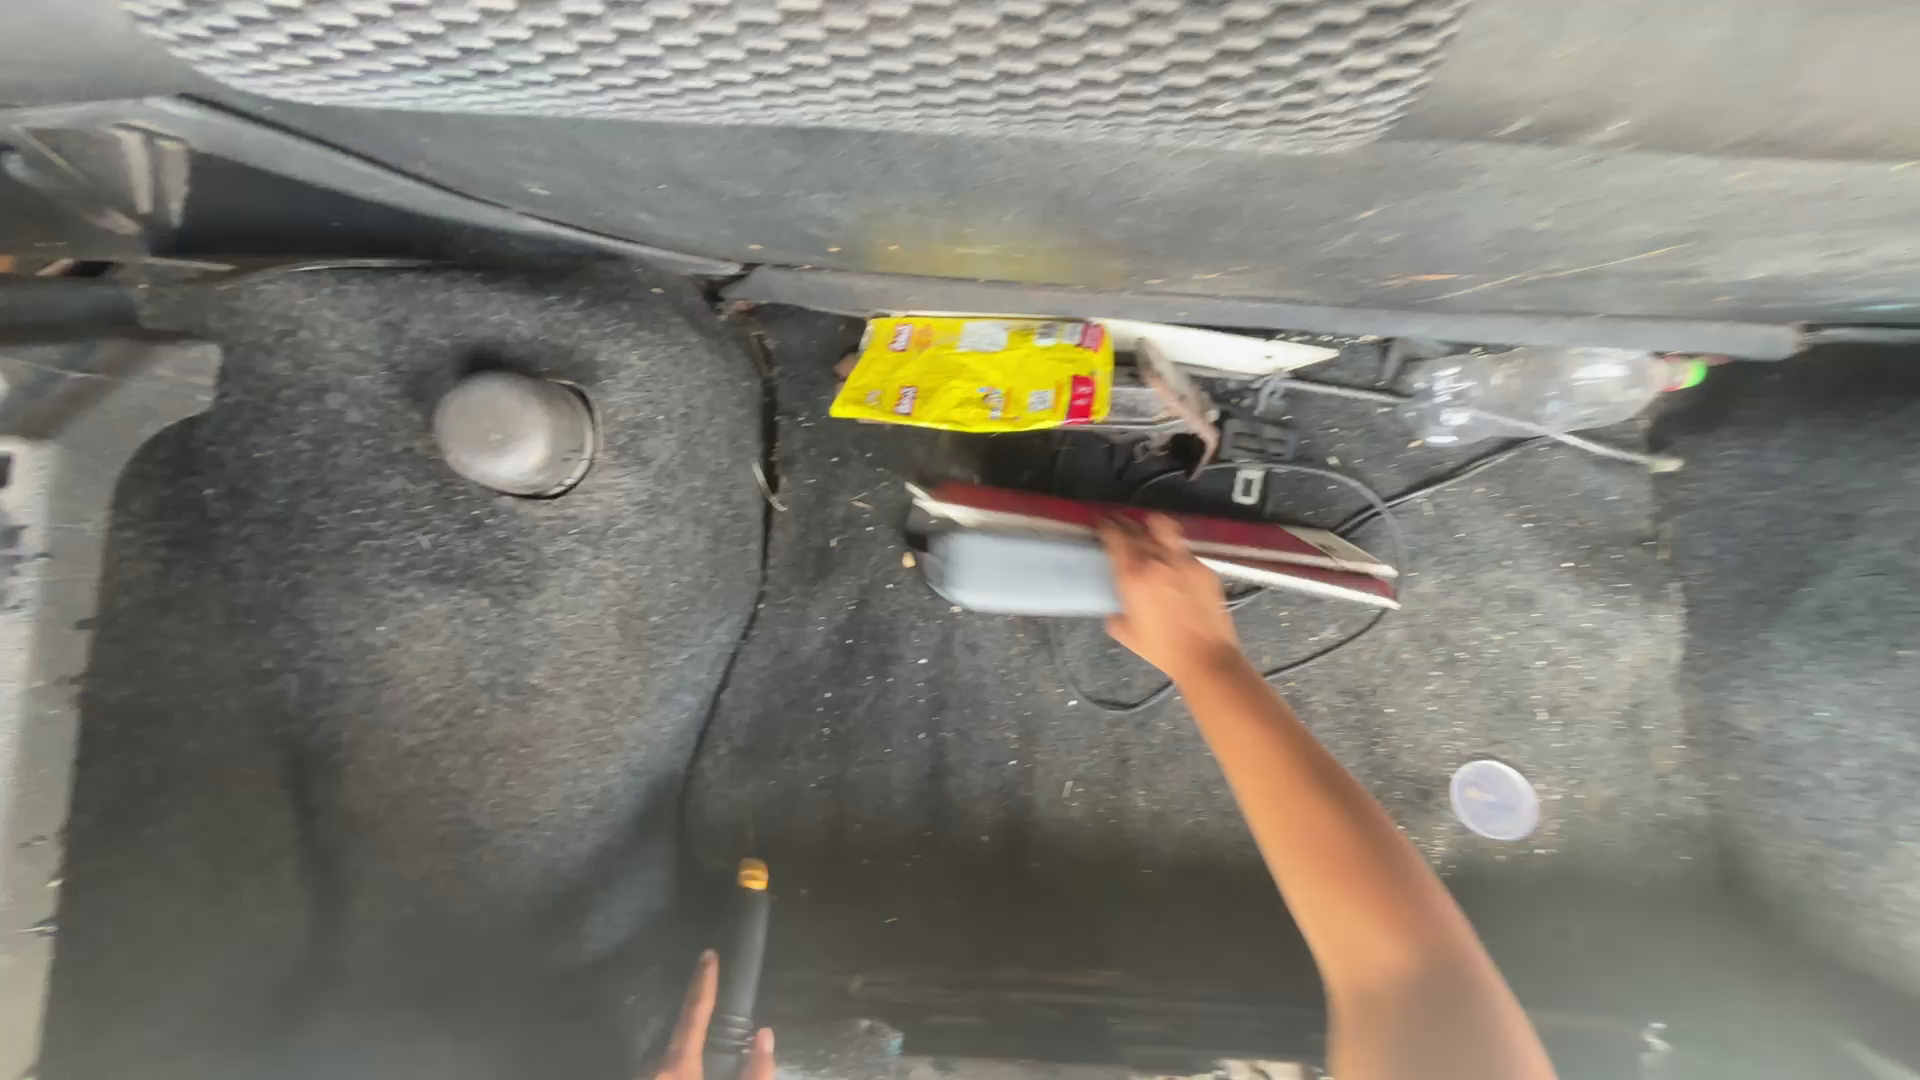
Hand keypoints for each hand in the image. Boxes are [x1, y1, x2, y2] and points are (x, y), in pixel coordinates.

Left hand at [651, 951, 774, 1079]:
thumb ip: (755, 1073)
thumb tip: (765, 1035)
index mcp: (677, 1066)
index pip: (694, 1014)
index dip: (704, 982)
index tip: (708, 954)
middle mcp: (651, 1069)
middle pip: (676, 1042)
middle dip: (692, 1035)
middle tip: (708, 1037)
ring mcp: (640, 1078)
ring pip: (663, 1062)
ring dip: (679, 1062)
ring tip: (697, 1062)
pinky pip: (656, 1073)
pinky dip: (669, 1072)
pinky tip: (681, 1074)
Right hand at [1099, 514, 1245, 684]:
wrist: (1205, 656)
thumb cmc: (1161, 648)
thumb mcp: (1126, 633)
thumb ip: (1115, 613)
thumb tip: (1116, 606)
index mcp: (1132, 576)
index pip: (1115, 538)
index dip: (1106, 526)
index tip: (1103, 523)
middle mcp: (1156, 561)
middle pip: (1137, 529)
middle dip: (1125, 524)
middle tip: (1119, 525)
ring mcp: (1183, 561)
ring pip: (1163, 529)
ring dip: (1151, 525)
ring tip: (1149, 525)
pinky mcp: (1203, 568)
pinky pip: (1184, 550)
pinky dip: (1174, 549)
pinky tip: (1174, 559)